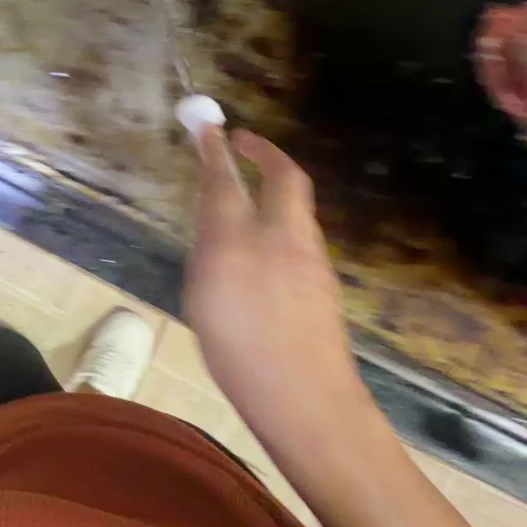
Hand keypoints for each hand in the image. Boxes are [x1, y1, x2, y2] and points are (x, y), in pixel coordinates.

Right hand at [185, 128, 368, 440]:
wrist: (304, 399)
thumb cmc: (236, 350)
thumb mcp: (202, 293)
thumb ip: (210, 249)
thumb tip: (218, 222)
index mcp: (237, 239)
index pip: (225, 181)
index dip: (215, 150)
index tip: (208, 126)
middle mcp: (280, 238)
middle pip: (284, 178)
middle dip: (265, 153)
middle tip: (242, 143)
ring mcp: (311, 260)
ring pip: (296, 207)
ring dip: (275, 189)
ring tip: (248, 197)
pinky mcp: (325, 283)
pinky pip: (300, 236)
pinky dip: (282, 223)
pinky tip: (264, 250)